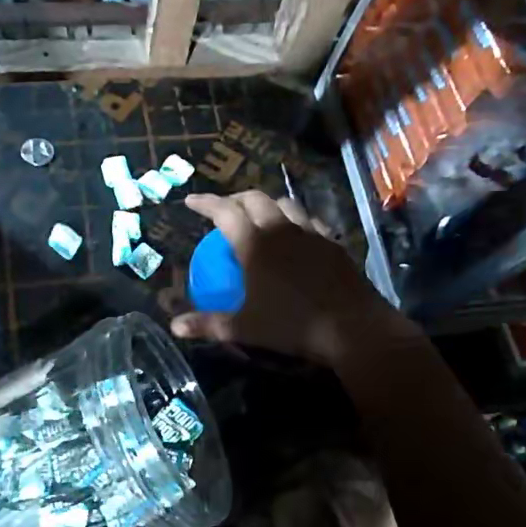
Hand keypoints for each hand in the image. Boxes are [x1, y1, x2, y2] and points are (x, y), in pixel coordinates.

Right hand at [171, 190, 409, 366]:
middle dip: (235, 198)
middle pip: (255, 199)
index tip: (191, 201)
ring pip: (285, 204)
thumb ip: (208, 324)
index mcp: (255, 244)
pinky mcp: (332, 244)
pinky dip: (294, 220)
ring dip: (266, 204)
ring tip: (258, 216)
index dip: (205, 203)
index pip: (224, 212)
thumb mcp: (244, 328)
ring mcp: (311, 233)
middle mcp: (281, 230)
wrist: (351, 327)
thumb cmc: (291, 326)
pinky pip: (309, 221)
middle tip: (224, 209)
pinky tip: (295, 234)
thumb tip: (174, 327)